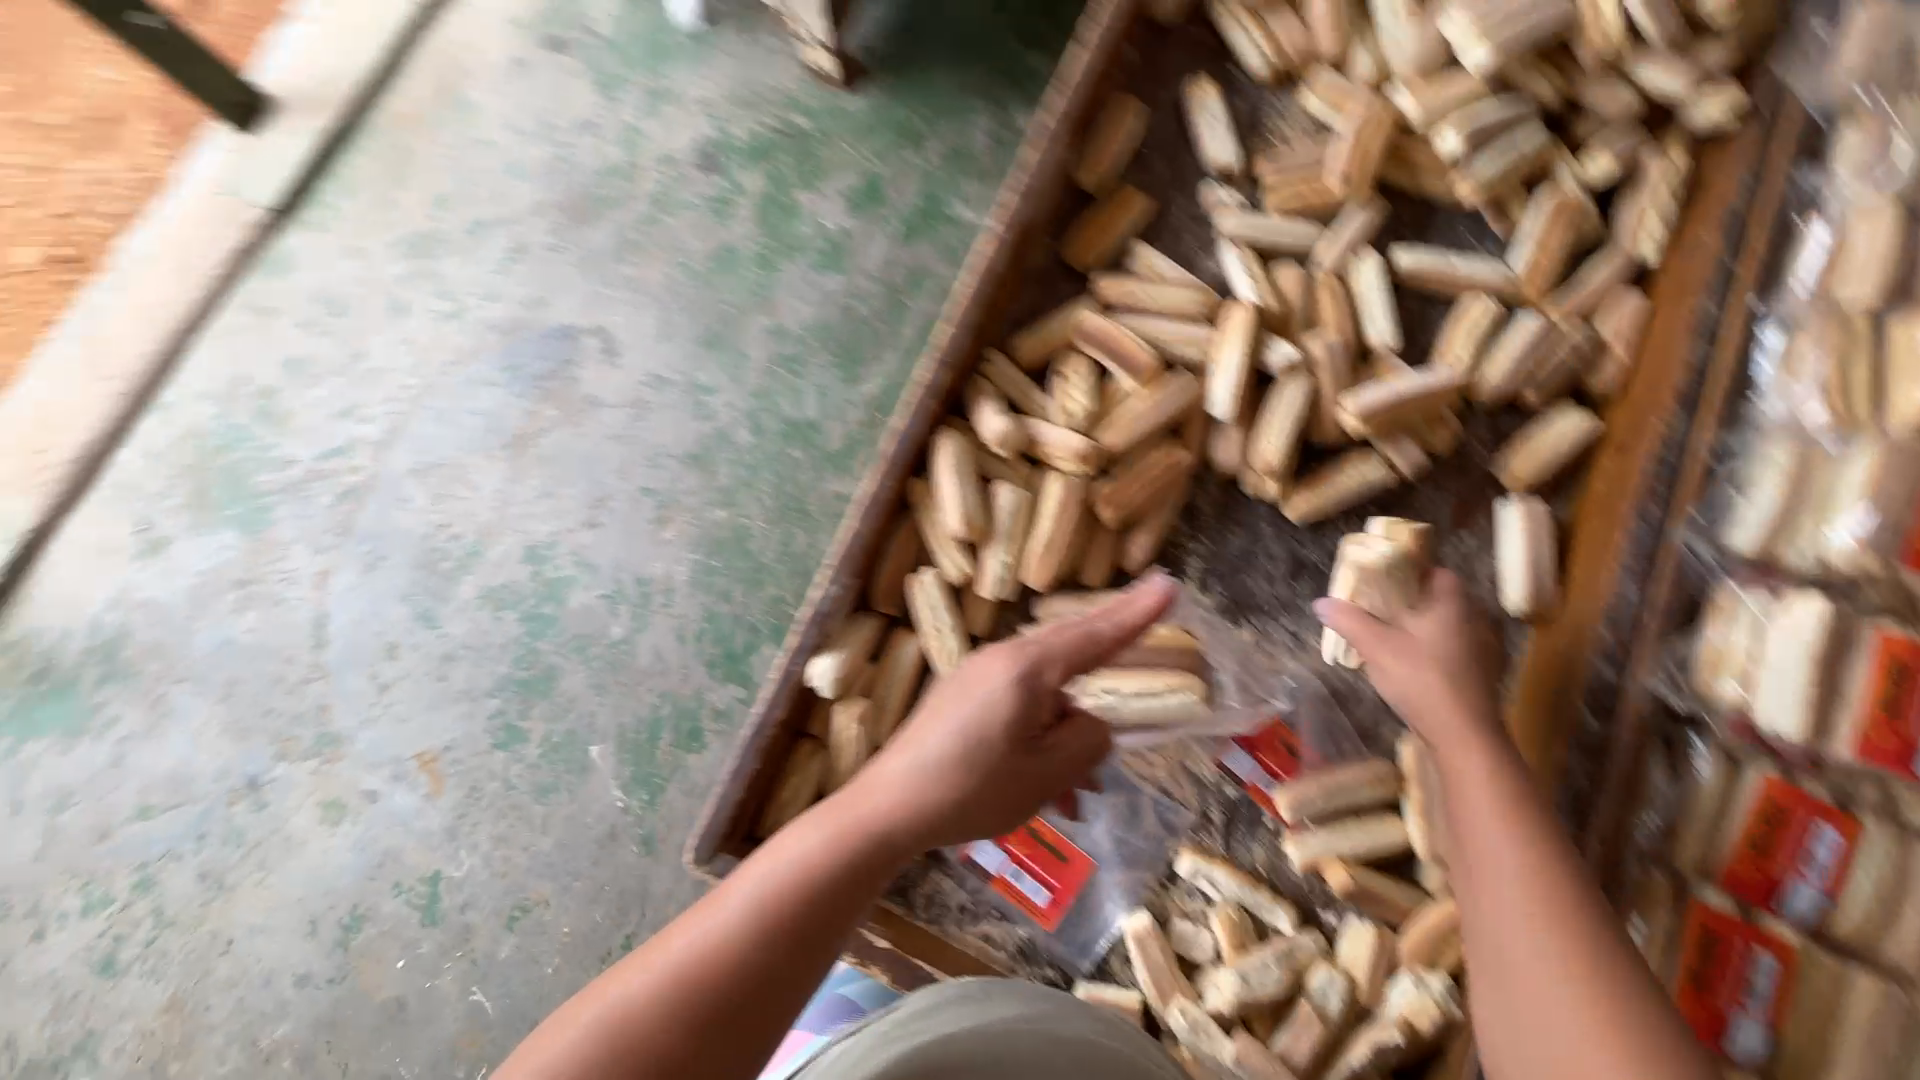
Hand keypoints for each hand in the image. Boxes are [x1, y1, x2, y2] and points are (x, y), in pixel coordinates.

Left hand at [839, 574, 1179, 852]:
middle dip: (1107, 674)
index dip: (1136, 613)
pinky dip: (1036, 740)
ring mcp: (976, 676)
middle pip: (1069, 654)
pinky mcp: (960, 699)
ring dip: (1065, 736)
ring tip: (1076, 795)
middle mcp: (1001, 660)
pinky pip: (1015, 707)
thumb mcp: (1047, 773)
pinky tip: (1043, 791)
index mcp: (1027, 668)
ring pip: (1042, 694)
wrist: (889, 808)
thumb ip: (1087, 740)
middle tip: (1143, 660)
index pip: (1095, 634)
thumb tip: (1092, 722)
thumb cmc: (972, 790)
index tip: (1169, 586)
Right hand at [1313, 569, 1506, 760]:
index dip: (1409, 573)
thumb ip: (1348, 620)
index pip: (1436, 571)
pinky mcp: (1483, 673)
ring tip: (1391, 640)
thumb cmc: (1421, 679)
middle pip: (1439, 599)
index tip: (1382, 583)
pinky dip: (1433, 650)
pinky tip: (1413, 666)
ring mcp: (1484, 647)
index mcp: (1453, 603)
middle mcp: (1474, 618)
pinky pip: (1454, 648)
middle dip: (1410, 603)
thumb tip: (1321, 602)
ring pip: (1447, 626)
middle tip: (1379, 612)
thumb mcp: (1375, 647)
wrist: (1464, 734)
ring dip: (1421, 628)